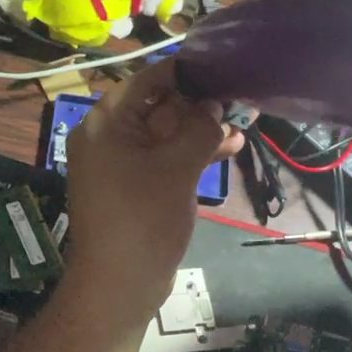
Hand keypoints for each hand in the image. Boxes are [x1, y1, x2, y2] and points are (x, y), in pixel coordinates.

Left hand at [63, 61, 243, 317]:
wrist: (120, 284)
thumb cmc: (144, 219)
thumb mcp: (178, 167)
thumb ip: (199, 128)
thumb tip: (214, 105)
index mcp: (106, 124)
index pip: (147, 80)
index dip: (186, 72)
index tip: (223, 67)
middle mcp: (108, 139)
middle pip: (158, 106)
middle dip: (200, 104)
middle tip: (241, 98)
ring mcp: (120, 166)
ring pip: (165, 135)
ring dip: (201, 130)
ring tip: (244, 124)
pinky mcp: (134, 189)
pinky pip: (163, 160)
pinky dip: (190, 154)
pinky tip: (228, 149)